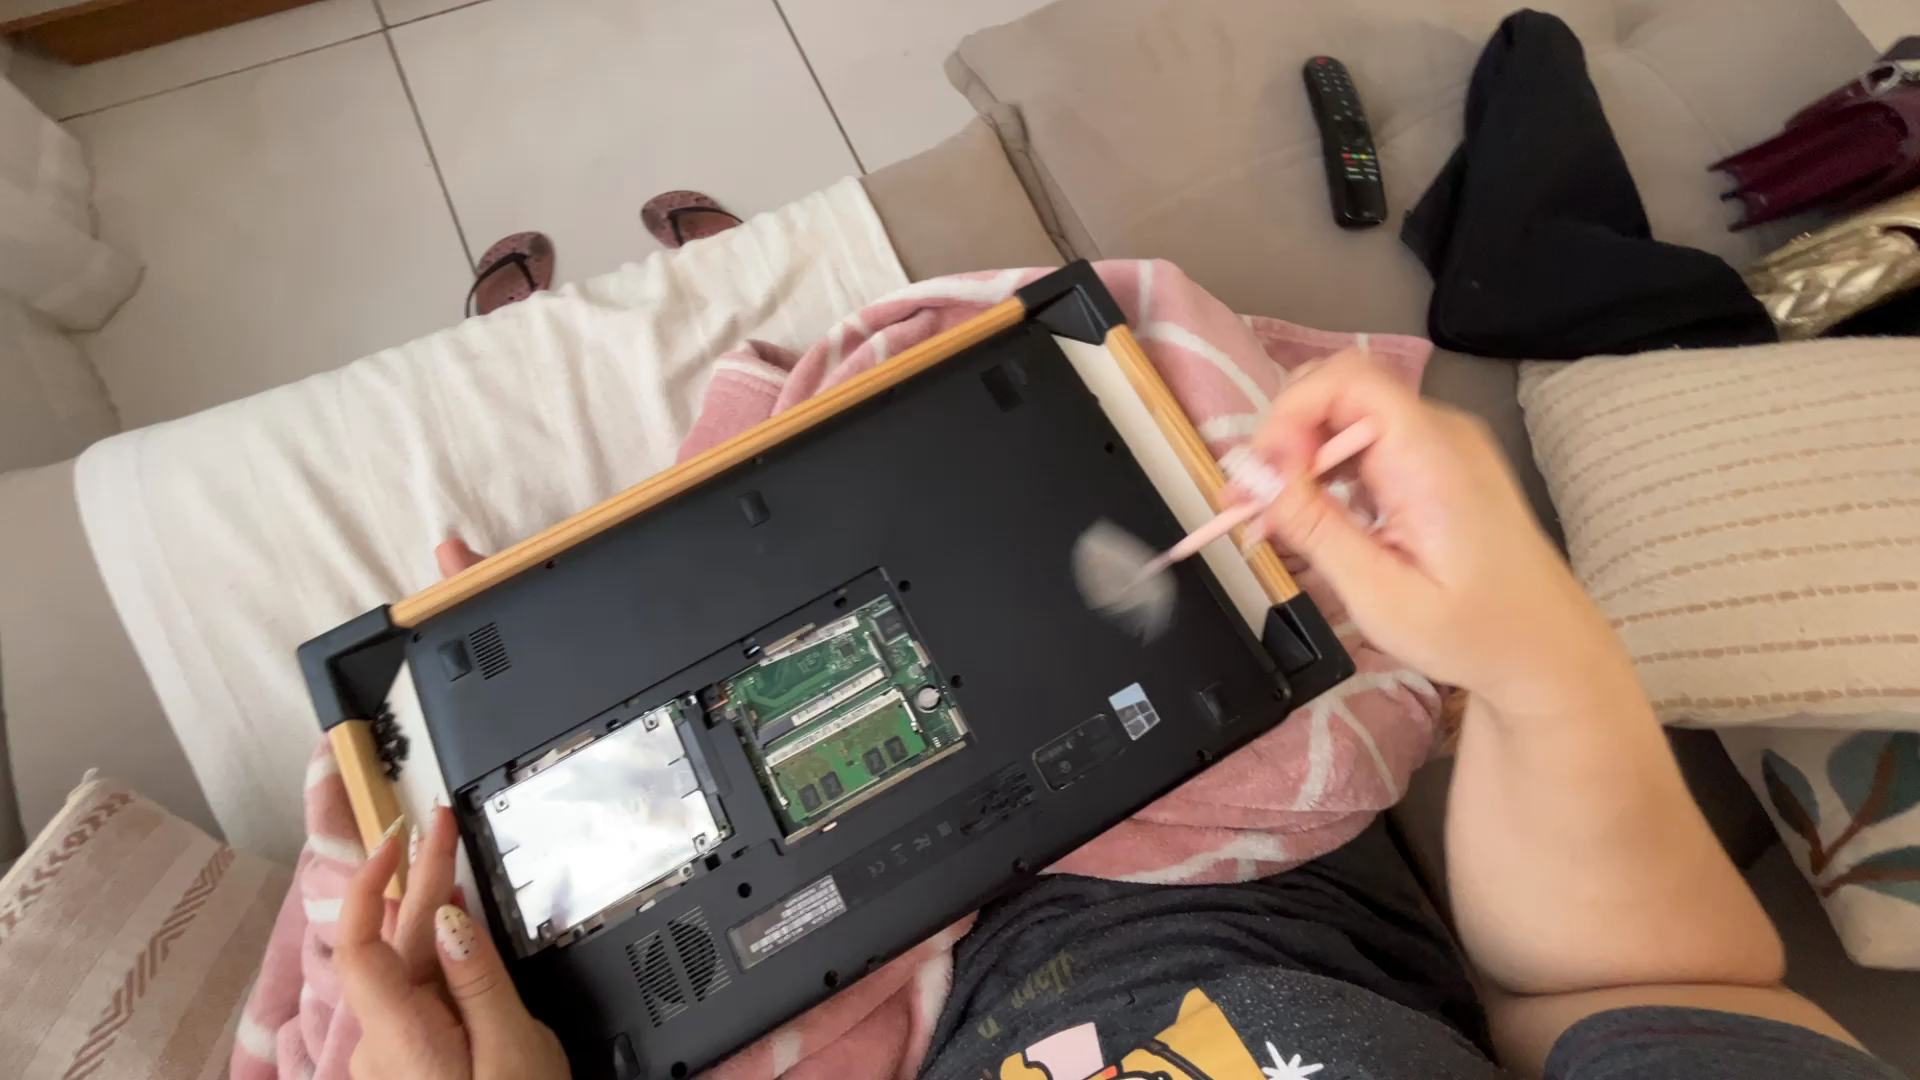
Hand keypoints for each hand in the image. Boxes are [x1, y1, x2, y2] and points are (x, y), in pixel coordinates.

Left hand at [336, 806, 569, 1079]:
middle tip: (439, 823)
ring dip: (427, 906)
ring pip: (409, 962)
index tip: (398, 836)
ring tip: (446, 858)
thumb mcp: (509, 1045)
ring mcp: (396, 1049)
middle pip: (393, 944)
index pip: (364, 946)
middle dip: (416, 876)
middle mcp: (385, 1039)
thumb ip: (479, 980)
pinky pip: (420, 985)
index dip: (373, 884)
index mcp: (405, 1034)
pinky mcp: (413, 1054)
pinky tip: (449, 923)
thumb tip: (453, 916)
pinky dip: (435, 941)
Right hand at [1246, 350, 1632, 714]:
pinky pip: (1356, 443)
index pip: (1348, 381)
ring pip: (1339, 417)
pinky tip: (1301, 513)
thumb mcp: (1380, 593)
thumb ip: (1316, 529)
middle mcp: (1436, 434)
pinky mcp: (1426, 462)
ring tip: (1264, 514)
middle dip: (1280, 439)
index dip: (1289, 414)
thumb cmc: (1473, 633)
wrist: (1545, 651)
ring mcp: (1434, 445)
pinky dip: (1316, 470)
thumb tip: (1258, 481)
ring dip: (1291, 458)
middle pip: (1336, 393)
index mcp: (1432, 459)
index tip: (1262, 474)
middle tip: (1249, 500)